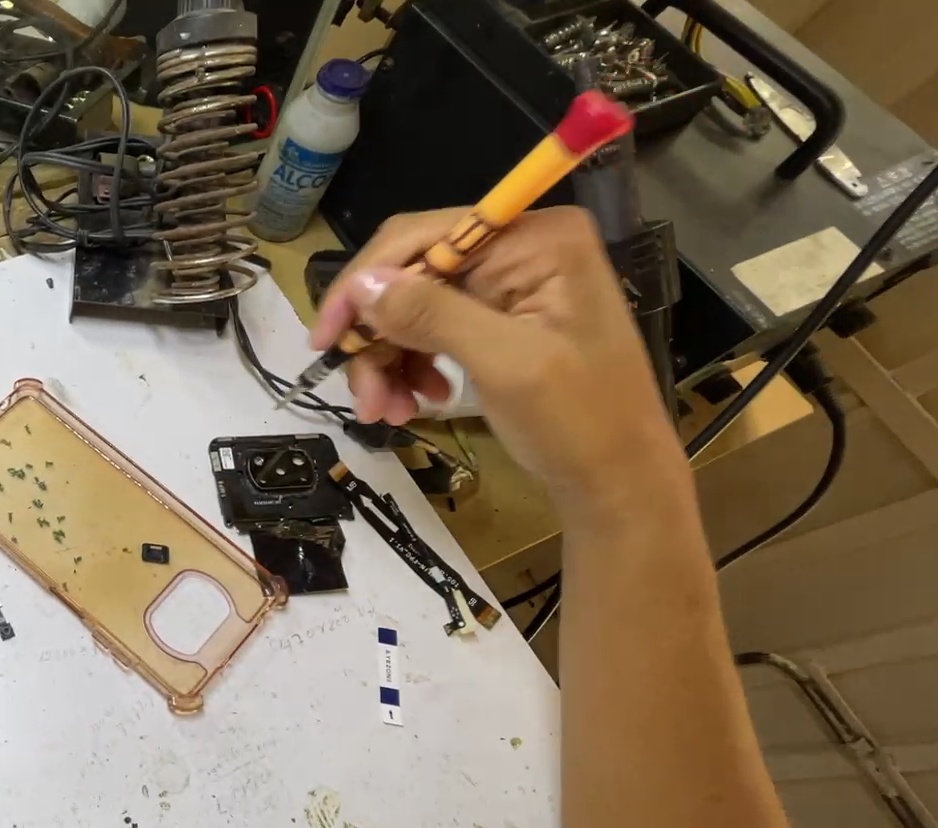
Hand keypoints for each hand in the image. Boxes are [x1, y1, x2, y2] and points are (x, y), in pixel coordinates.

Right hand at [311, 206, 682, 521]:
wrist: (614, 477)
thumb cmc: (579, 420)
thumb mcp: (505, 363)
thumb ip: (433, 315)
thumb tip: (360, 285)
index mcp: (533, 240)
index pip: (419, 239)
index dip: (361, 286)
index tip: (322, 342)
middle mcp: (515, 250)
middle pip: (406, 278)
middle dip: (374, 338)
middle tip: (363, 398)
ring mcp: (502, 287)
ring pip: (405, 312)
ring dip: (384, 363)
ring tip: (386, 412)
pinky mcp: (490, 320)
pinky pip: (423, 335)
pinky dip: (405, 371)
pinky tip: (413, 404)